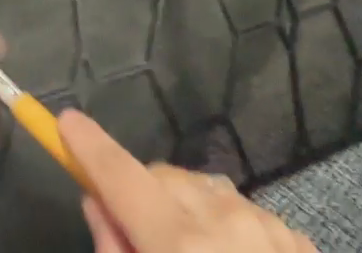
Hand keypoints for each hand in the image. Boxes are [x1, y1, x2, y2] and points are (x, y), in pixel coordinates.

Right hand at [59, 110, 317, 252]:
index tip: (66, 121)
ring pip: (201, 189)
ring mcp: (264, 226)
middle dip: (138, 194)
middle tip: (133, 236)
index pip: (121, 176)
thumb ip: (116, 252)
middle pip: (160, 177)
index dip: (90, 148)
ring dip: (181, 208)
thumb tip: (99, 203)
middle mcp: (223, 221)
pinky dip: (222, 226)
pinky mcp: (295, 240)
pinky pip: (242, 211)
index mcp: (179, 244)